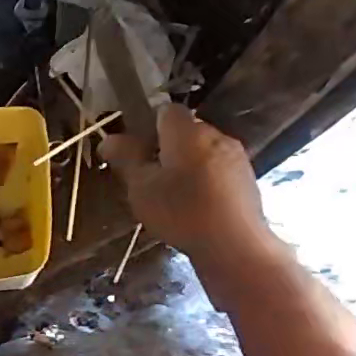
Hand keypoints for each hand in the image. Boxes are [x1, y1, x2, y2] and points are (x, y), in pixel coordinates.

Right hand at [100, 104, 275, 263]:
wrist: (234, 245)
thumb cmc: (181, 212)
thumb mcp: (142, 188)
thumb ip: (126, 159)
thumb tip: (108, 139)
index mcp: (187, 132)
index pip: (166, 111)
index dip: (149, 126)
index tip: (137, 153)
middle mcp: (215, 135)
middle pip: (186, 132)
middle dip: (167, 149)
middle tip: (150, 179)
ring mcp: (236, 157)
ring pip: (203, 152)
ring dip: (188, 166)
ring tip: (174, 198)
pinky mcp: (247, 179)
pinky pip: (218, 170)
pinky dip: (206, 182)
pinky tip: (197, 208)